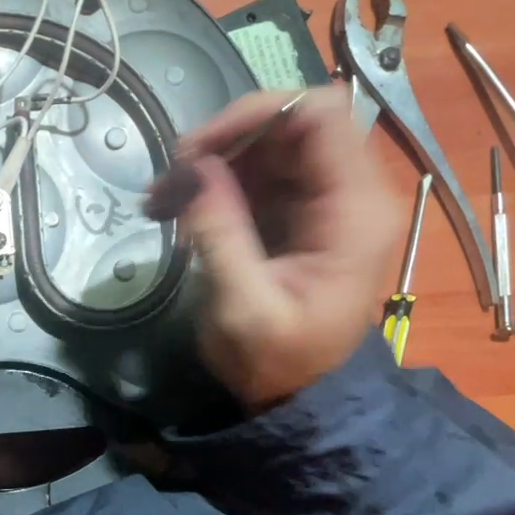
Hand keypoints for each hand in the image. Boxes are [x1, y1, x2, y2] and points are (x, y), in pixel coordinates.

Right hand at [146, 87, 399, 410]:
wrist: (296, 399)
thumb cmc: (277, 362)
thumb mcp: (242, 306)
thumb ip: (219, 233)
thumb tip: (190, 168)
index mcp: (353, 209)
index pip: (318, 115)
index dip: (254, 115)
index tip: (193, 151)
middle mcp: (347, 192)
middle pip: (289, 126)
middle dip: (222, 143)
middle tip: (166, 182)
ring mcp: (321, 202)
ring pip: (267, 148)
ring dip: (211, 165)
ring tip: (161, 202)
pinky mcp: (296, 216)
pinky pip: (257, 177)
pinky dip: (214, 185)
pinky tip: (178, 210)